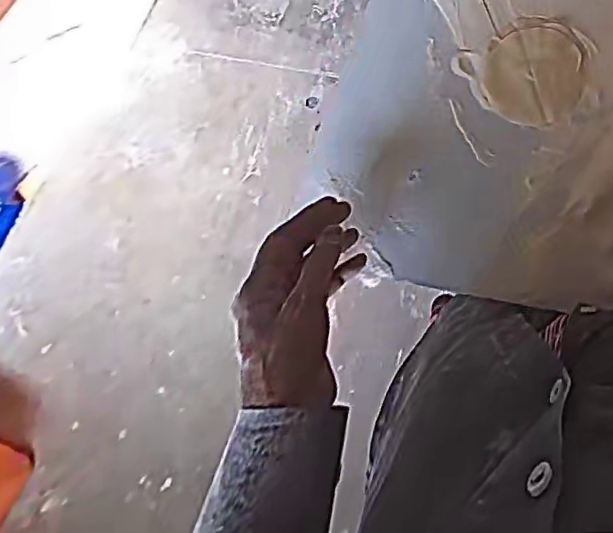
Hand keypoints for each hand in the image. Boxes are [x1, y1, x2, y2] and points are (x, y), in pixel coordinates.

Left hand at [234, 197, 366, 408]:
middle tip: (342, 213)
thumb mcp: (303, 306)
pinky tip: (354, 264)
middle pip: (294, 250)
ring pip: (308, 265)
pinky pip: (321, 283)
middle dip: (319, 229)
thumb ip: (318, 266)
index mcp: (258, 290)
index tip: (332, 206)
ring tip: (351, 234)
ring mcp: (285, 308)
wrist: (289, 407)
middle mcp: (268, 296)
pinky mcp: (303, 320)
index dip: (308, 219)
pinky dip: (338, 269)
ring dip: (330, 247)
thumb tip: (331, 234)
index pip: (283, 241)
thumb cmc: (286, 363)